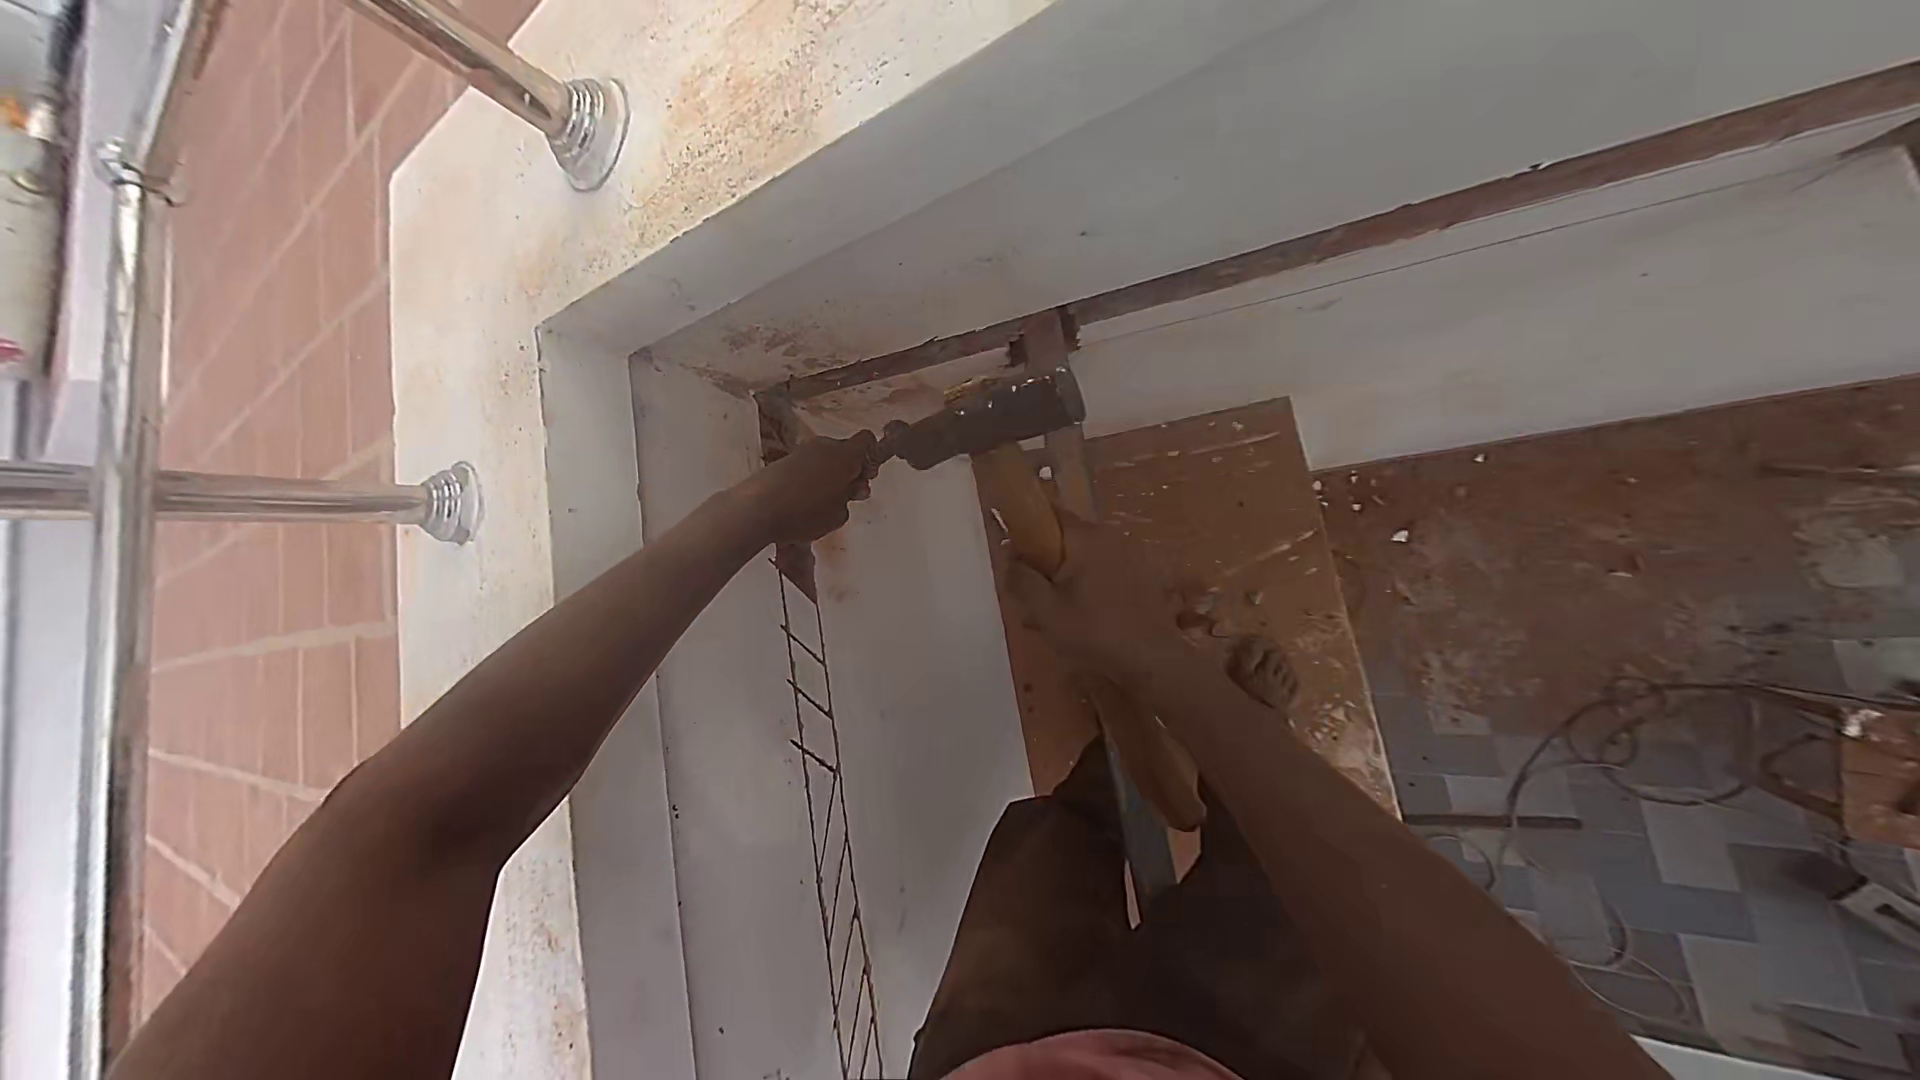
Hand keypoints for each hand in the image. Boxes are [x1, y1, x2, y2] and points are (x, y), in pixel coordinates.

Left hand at [739, 431, 878, 543]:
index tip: (865, 479)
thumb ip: (850, 496)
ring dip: (829, 478)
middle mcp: (824, 446)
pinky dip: (811, 481)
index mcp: (845, 455)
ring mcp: (801, 452)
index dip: (872, 459)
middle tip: (847, 497)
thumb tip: (852, 487)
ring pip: (825, 461)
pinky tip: (803, 503)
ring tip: (822, 505)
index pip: (868, 442)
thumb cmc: (805, 513)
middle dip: (849, 472)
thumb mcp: (838, 513)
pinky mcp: (783, 461)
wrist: (756, 509)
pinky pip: (807, 467)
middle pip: (846, 452)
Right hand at [1000, 512, 1189, 683]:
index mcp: (1084, 537)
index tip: (1019, 564)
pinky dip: (1093, 588)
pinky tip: (1091, 619)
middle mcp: (1111, 536)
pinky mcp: (1146, 574)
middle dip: (1047, 566)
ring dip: (1070, 580)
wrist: (1153, 660)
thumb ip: (1020, 579)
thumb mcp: (1044, 610)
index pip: (1047, 514)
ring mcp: (1132, 554)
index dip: (1027, 535)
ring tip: (1062, 618)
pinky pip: (1108, 572)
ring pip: (1087, 559)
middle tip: (1037, 603)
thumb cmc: (1094, 632)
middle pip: (1066, 540)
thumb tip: (1010, 557)